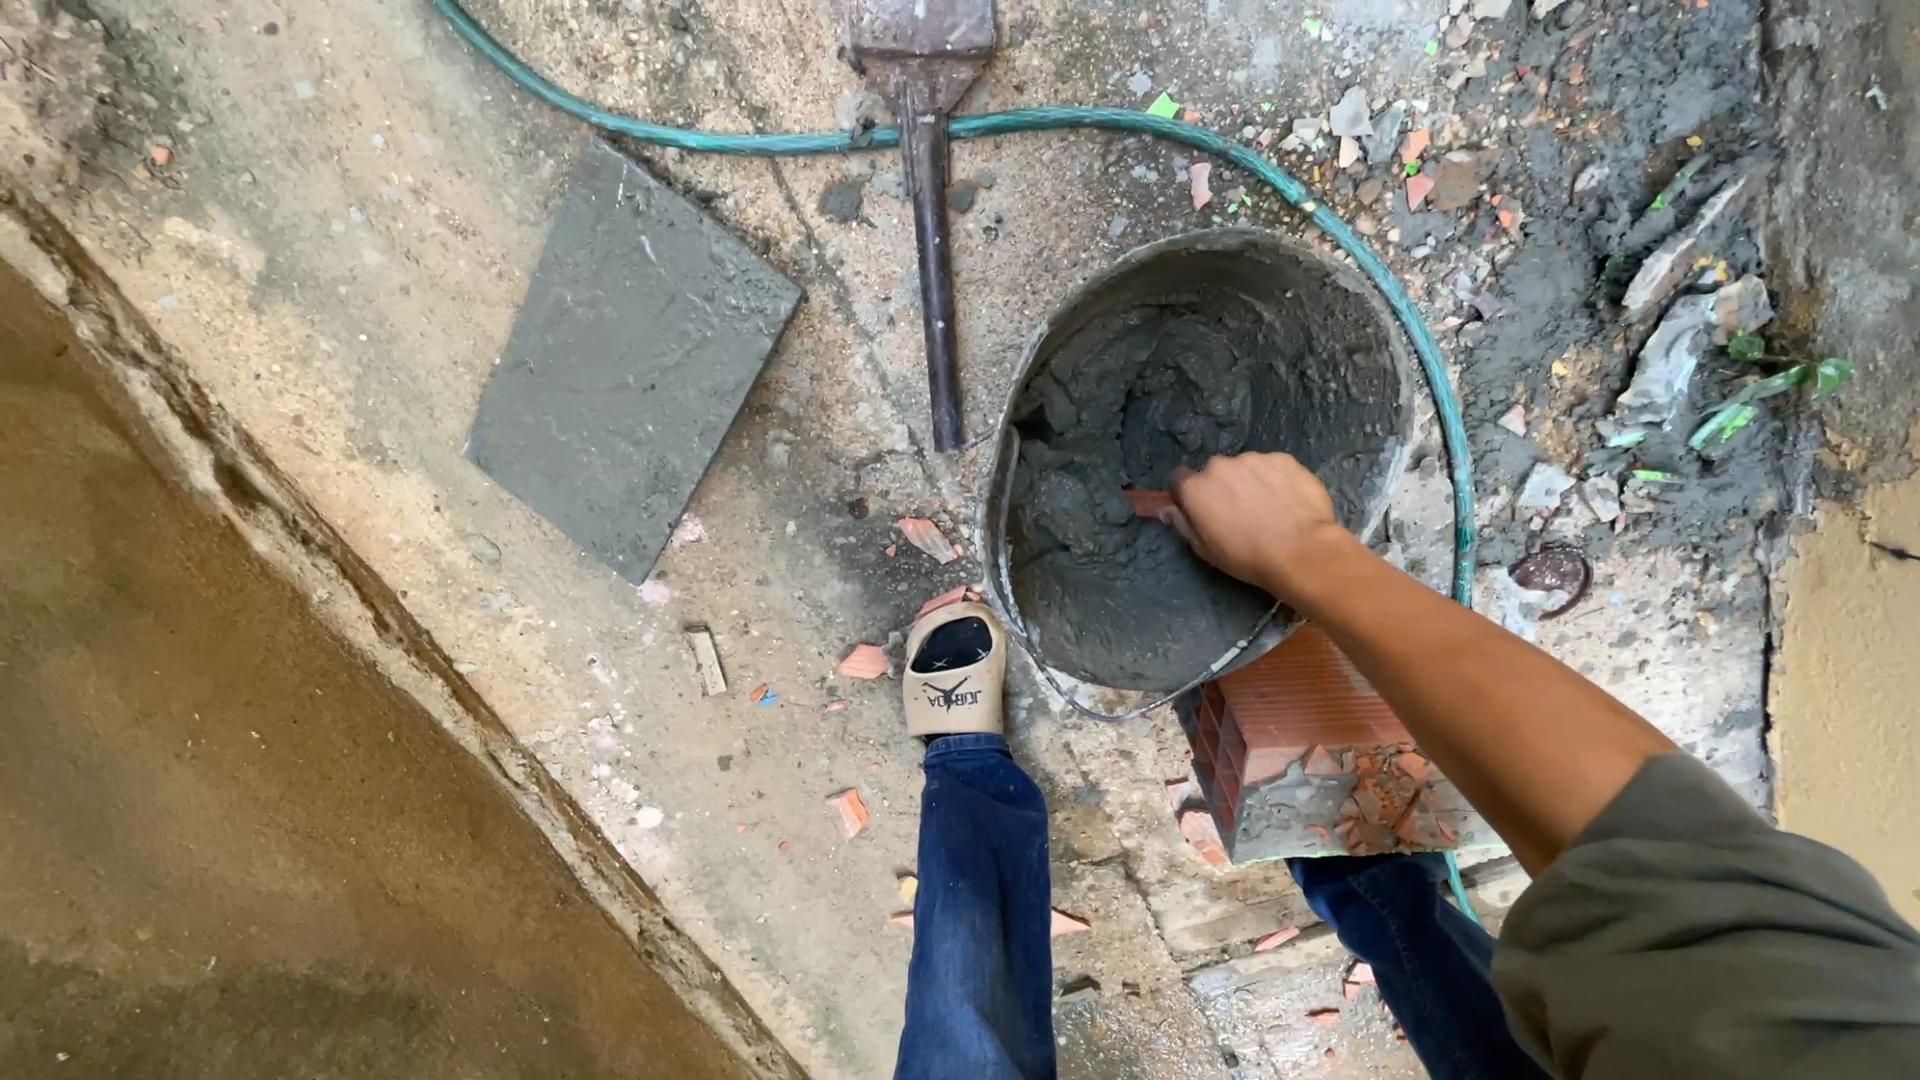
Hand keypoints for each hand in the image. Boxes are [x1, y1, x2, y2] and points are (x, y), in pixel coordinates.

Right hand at [1162, 453, 1353, 599]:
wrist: (1300, 550)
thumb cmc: (1245, 556)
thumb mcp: (1204, 549)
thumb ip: (1183, 523)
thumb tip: (1168, 509)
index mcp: (1195, 488)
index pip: (1178, 478)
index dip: (1187, 493)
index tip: (1200, 508)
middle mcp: (1219, 465)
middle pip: (1214, 472)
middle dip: (1222, 486)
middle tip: (1238, 511)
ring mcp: (1253, 459)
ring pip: (1245, 467)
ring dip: (1250, 481)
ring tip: (1269, 507)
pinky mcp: (1283, 459)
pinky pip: (1272, 467)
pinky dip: (1276, 479)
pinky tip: (1288, 501)